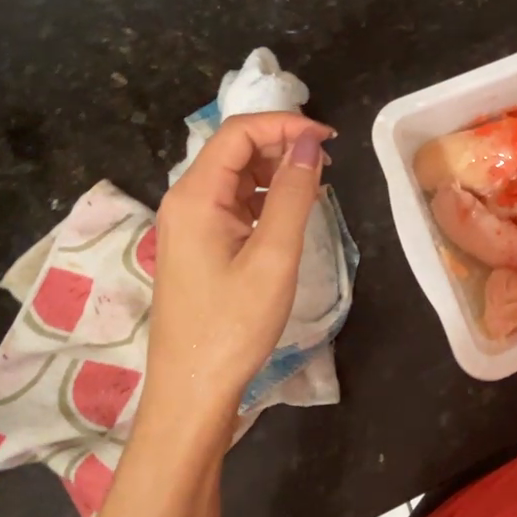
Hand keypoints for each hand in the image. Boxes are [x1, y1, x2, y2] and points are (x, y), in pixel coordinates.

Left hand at [142, 113, 331, 423]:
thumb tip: (311, 142)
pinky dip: (267, 195)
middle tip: (328, 164)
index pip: (239, 132)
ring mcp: (190, 223)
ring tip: (316, 187)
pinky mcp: (200, 243)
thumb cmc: (233, 324)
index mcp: (195, 196)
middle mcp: (185, 200)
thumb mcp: (274, 255)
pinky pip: (235, 200)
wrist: (192, 392)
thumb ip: (294, 192)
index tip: (330, 140)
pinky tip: (292, 212)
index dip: (286, 124)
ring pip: (237, 173)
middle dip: (283, 144)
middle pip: (235, 148)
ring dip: (277, 169)